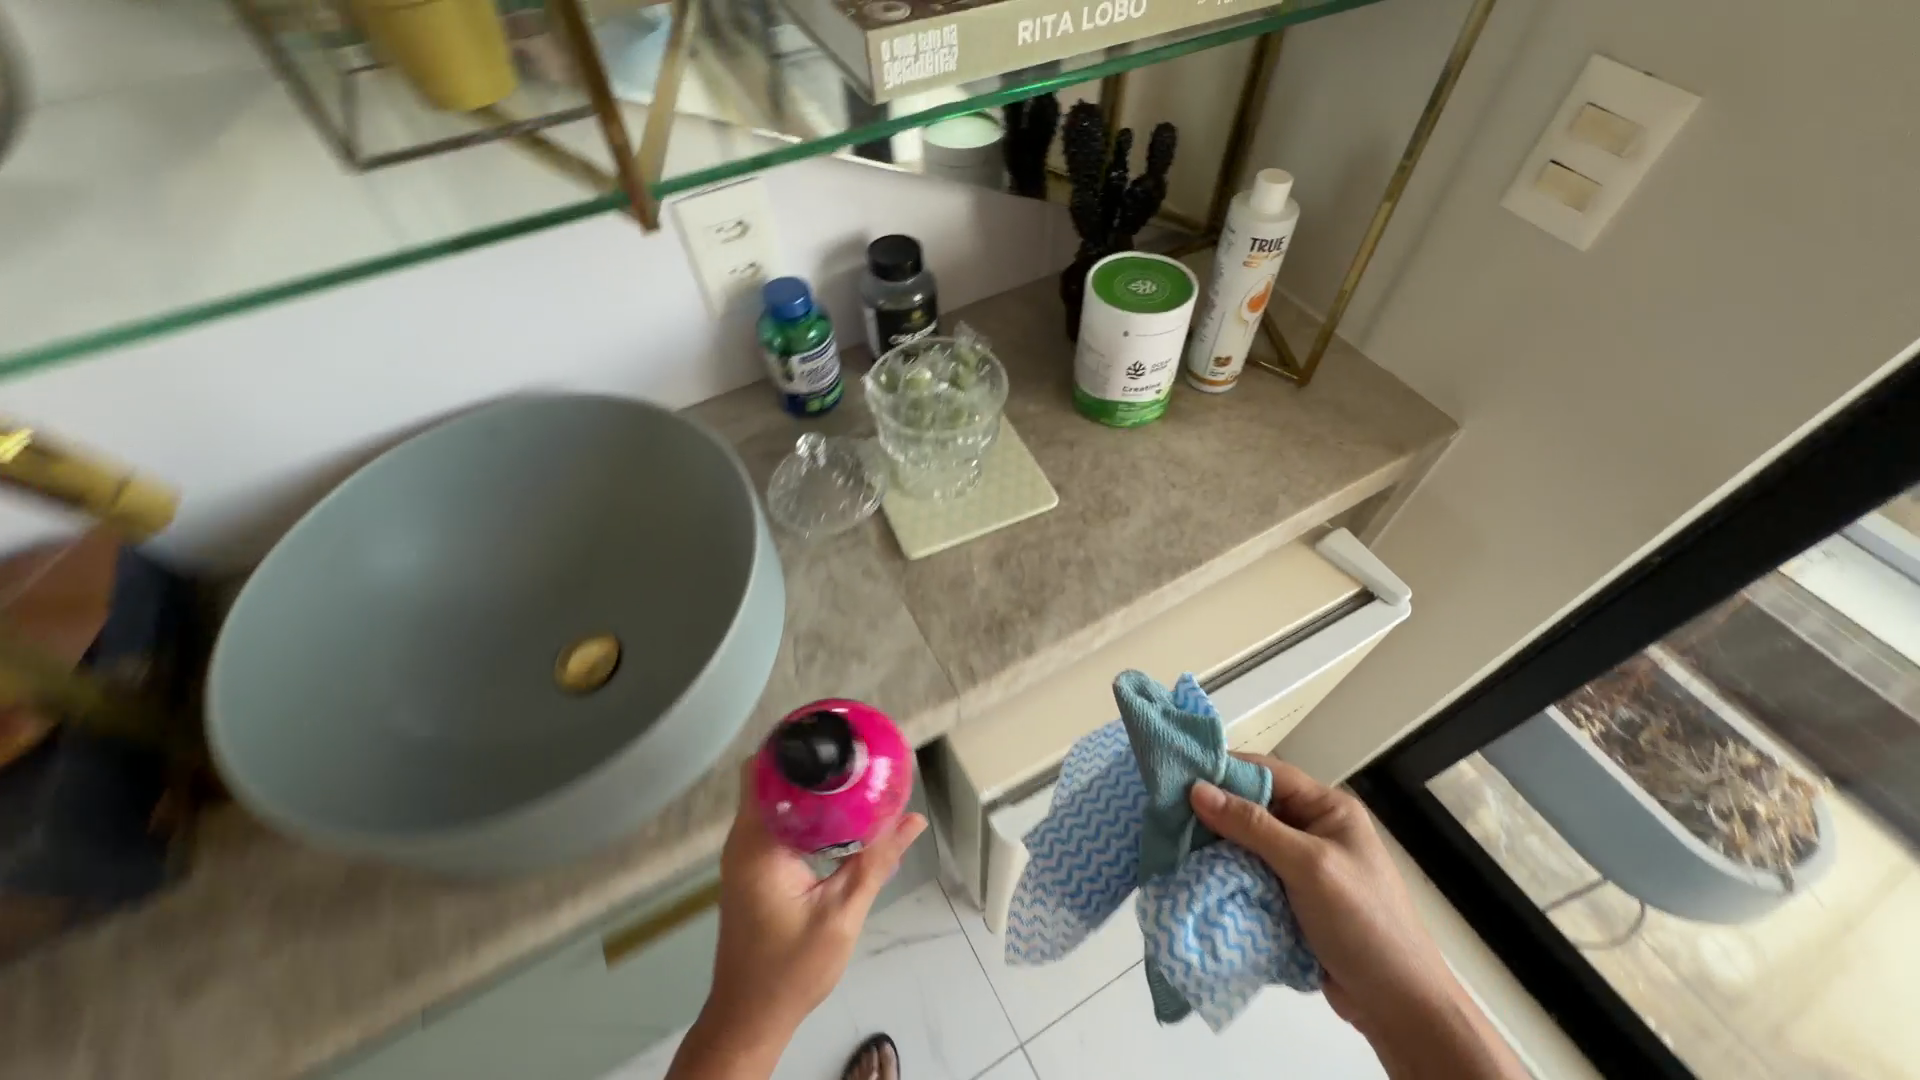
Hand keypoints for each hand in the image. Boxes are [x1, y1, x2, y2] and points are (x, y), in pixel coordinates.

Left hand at [689, 761, 927, 1065]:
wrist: (752, 1016)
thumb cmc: (791, 970)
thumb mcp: (842, 915)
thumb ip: (876, 862)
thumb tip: (913, 820)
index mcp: (757, 844)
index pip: (762, 771)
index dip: (794, 746)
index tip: (835, 735)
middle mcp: (744, 841)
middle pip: (768, 778)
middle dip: (809, 761)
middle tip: (854, 751)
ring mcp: (746, 855)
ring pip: (773, 799)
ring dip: (807, 787)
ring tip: (852, 774)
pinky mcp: (754, 868)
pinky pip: (777, 822)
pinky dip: (804, 811)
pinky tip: (837, 814)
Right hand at [1190, 755, 1524, 1078]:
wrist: (1400, 1006)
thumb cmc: (1363, 923)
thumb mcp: (1308, 866)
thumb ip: (1252, 826)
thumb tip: (1196, 789)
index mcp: (1327, 809)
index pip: (1267, 772)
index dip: (1223, 770)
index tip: (1176, 775)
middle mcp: (1312, 830)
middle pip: (1252, 806)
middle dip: (1212, 811)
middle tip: (1163, 813)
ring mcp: (1301, 867)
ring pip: (1245, 843)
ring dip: (1213, 846)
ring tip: (1169, 843)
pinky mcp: (1289, 899)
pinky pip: (1248, 875)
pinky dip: (1223, 875)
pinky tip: (1192, 876)